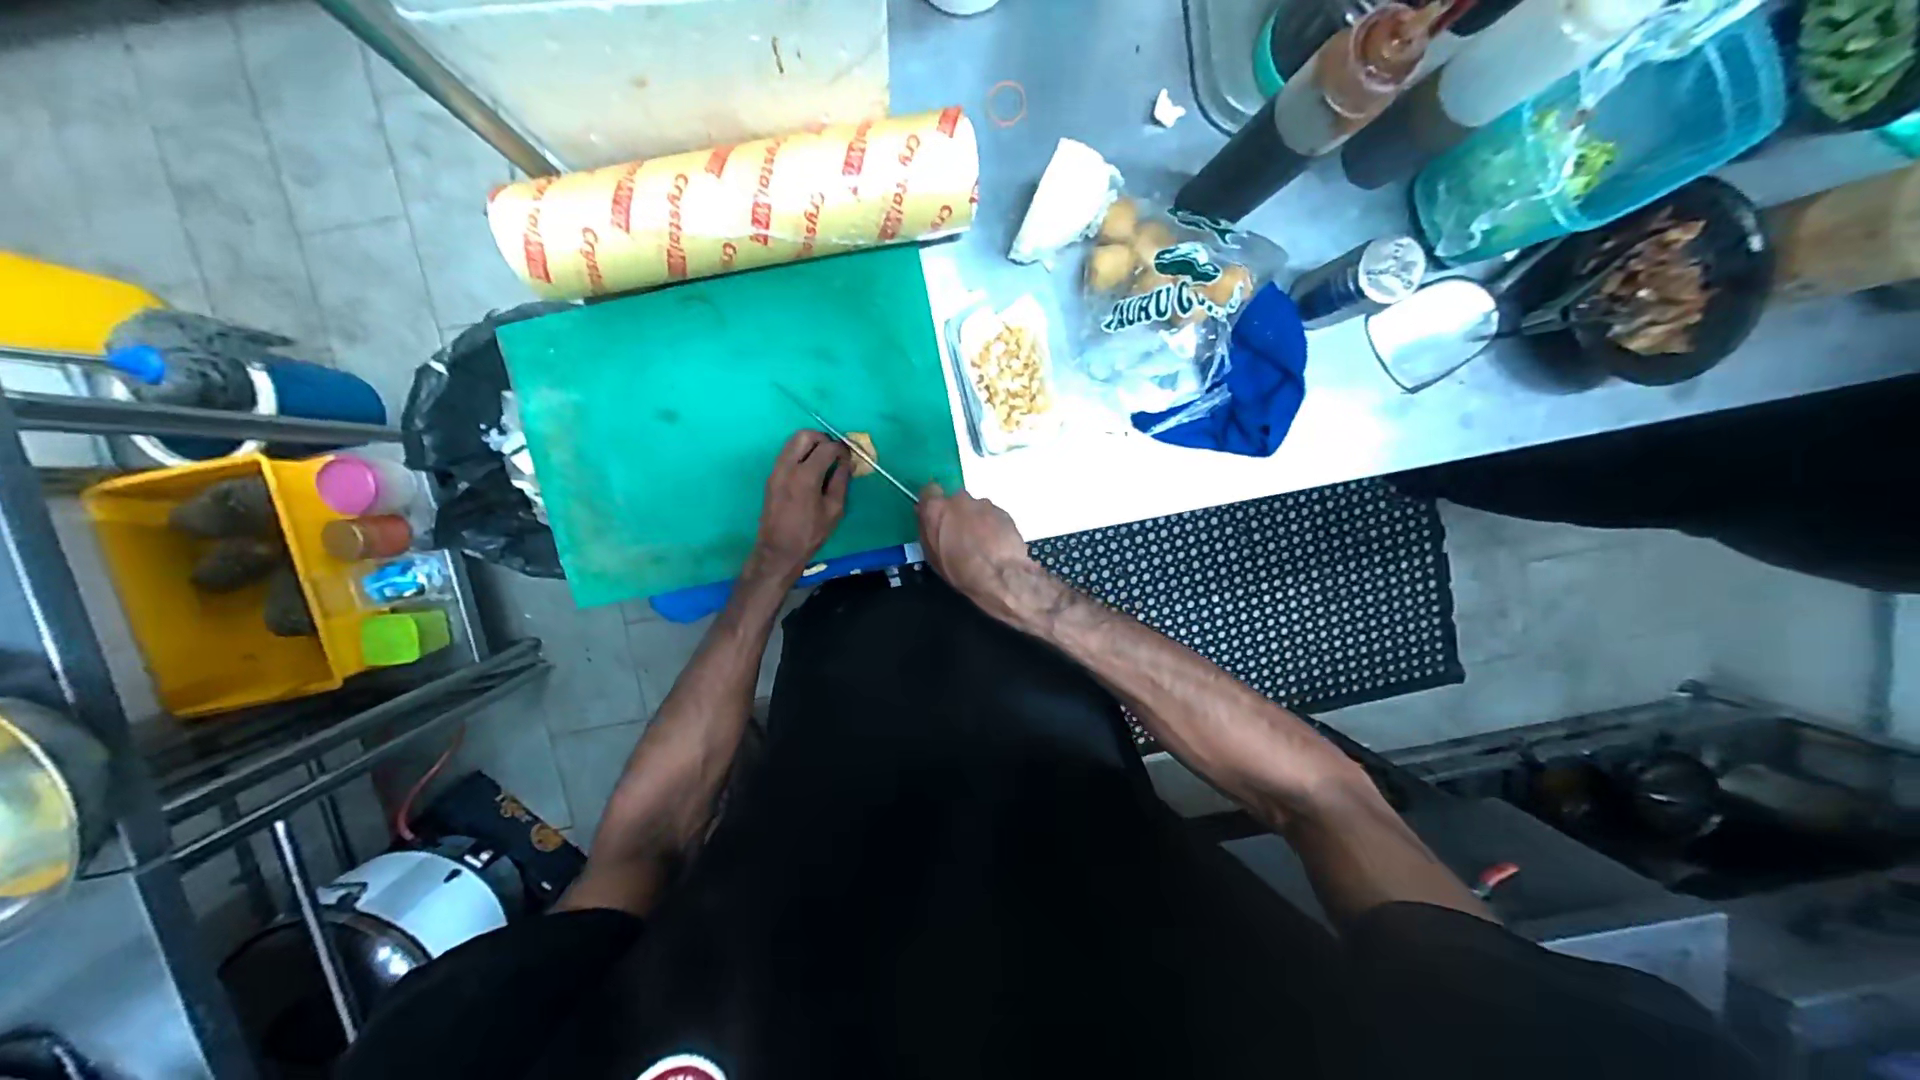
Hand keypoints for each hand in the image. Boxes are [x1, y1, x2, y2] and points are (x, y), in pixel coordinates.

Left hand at [751, 430, 849, 580]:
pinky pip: (786, 454)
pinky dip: (800, 453)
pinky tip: (810, 469)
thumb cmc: (810, 533)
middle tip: (833, 453)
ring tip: (822, 460)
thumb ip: (841, 481)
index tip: (848, 457)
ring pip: (792, 441)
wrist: (779, 549)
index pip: (826, 447)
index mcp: (806, 475)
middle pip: (804, 435)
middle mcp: (787, 466)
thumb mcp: (834, 509)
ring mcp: (776, 470)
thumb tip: (847, 463)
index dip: (841, 449)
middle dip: (822, 439)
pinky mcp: (771, 476)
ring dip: (809, 444)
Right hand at [916, 483, 1055, 625]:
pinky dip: (993, 527)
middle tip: (960, 536)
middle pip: (955, 501)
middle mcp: (960, 500)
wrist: (1000, 575)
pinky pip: (993, 516)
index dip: (933, 502)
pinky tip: (996, 545)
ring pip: (976, 509)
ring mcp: (984, 505)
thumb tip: (926, 516)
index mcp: (937, 509)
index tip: (936, 515)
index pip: (929, 490)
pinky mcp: (1004, 512)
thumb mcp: (933, 555)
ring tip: (982, 544)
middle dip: (957, 514)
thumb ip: (927, 530)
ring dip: (976, 521)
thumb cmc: (960, 570)